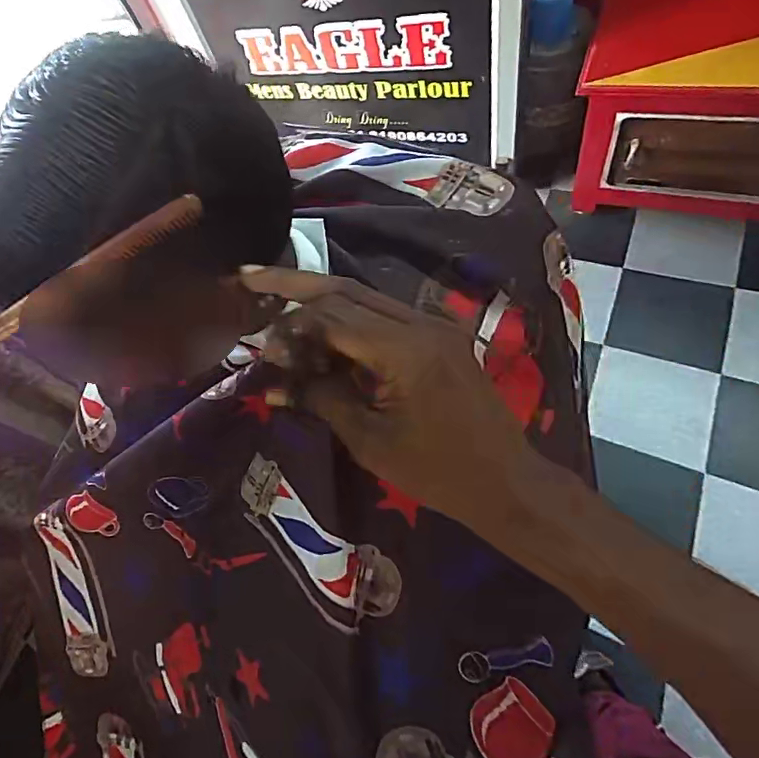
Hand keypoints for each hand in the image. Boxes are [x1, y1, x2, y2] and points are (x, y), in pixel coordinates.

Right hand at [238, 267, 567, 522]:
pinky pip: (381, 316)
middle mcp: (419, 324)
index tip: (262, 348)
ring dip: (318, 301)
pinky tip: (319, 332)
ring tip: (276, 301)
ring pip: (362, 297)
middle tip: (250, 276)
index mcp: (405, 349)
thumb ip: (321, 399)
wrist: (509, 482)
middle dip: (293, 282)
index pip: (332, 315)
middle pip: (344, 289)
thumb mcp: (370, 440)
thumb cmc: (438, 471)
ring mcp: (432, 326)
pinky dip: (345, 320)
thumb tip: (272, 386)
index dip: (291, 327)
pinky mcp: (436, 337)